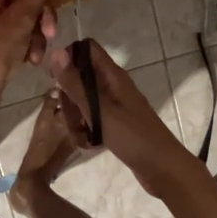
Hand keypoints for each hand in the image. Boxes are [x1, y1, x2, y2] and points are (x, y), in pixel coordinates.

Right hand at [48, 41, 201, 196]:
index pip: (88, 49)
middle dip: (68, 96)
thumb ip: (76, 84)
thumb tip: (56, 53)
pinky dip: (86, 130)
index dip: (68, 57)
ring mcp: (115, 107)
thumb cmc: (133, 136)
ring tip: (79, 136)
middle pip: (81, 78)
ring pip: (84, 102)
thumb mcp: (99, 110)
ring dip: (75, 117)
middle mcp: (114, 87)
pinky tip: (86, 144)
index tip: (54, 79)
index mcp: (113, 76)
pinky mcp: (115, 124)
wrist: (162, 167)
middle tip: (67, 116)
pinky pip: (92, 120)